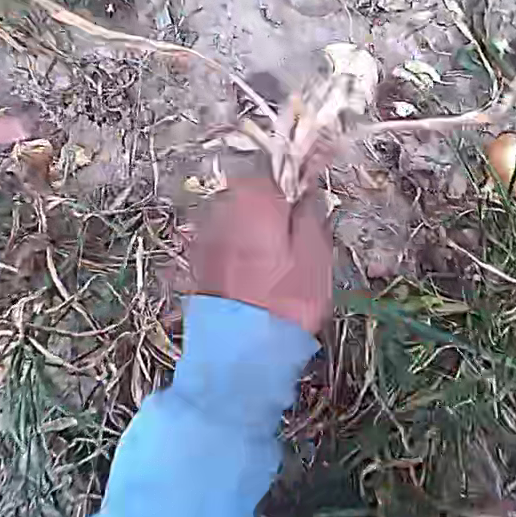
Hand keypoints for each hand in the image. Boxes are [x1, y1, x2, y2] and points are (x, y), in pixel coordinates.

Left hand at [187, 175, 332, 332]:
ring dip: (254, 219)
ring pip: (236, 212)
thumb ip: (311, 212)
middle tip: (295, 219)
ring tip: (276, 248)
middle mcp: (224, 208)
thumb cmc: (285, 302)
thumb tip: (308, 192)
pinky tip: (256, 264)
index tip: (310, 180)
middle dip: (272, 199)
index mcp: (255, 200)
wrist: (243, 348)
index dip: (295, 175)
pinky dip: (239, 240)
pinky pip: (224, 236)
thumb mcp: (316, 252)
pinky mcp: (199, 257)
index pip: (276, 168)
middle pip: (251, 188)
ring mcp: (207, 233)